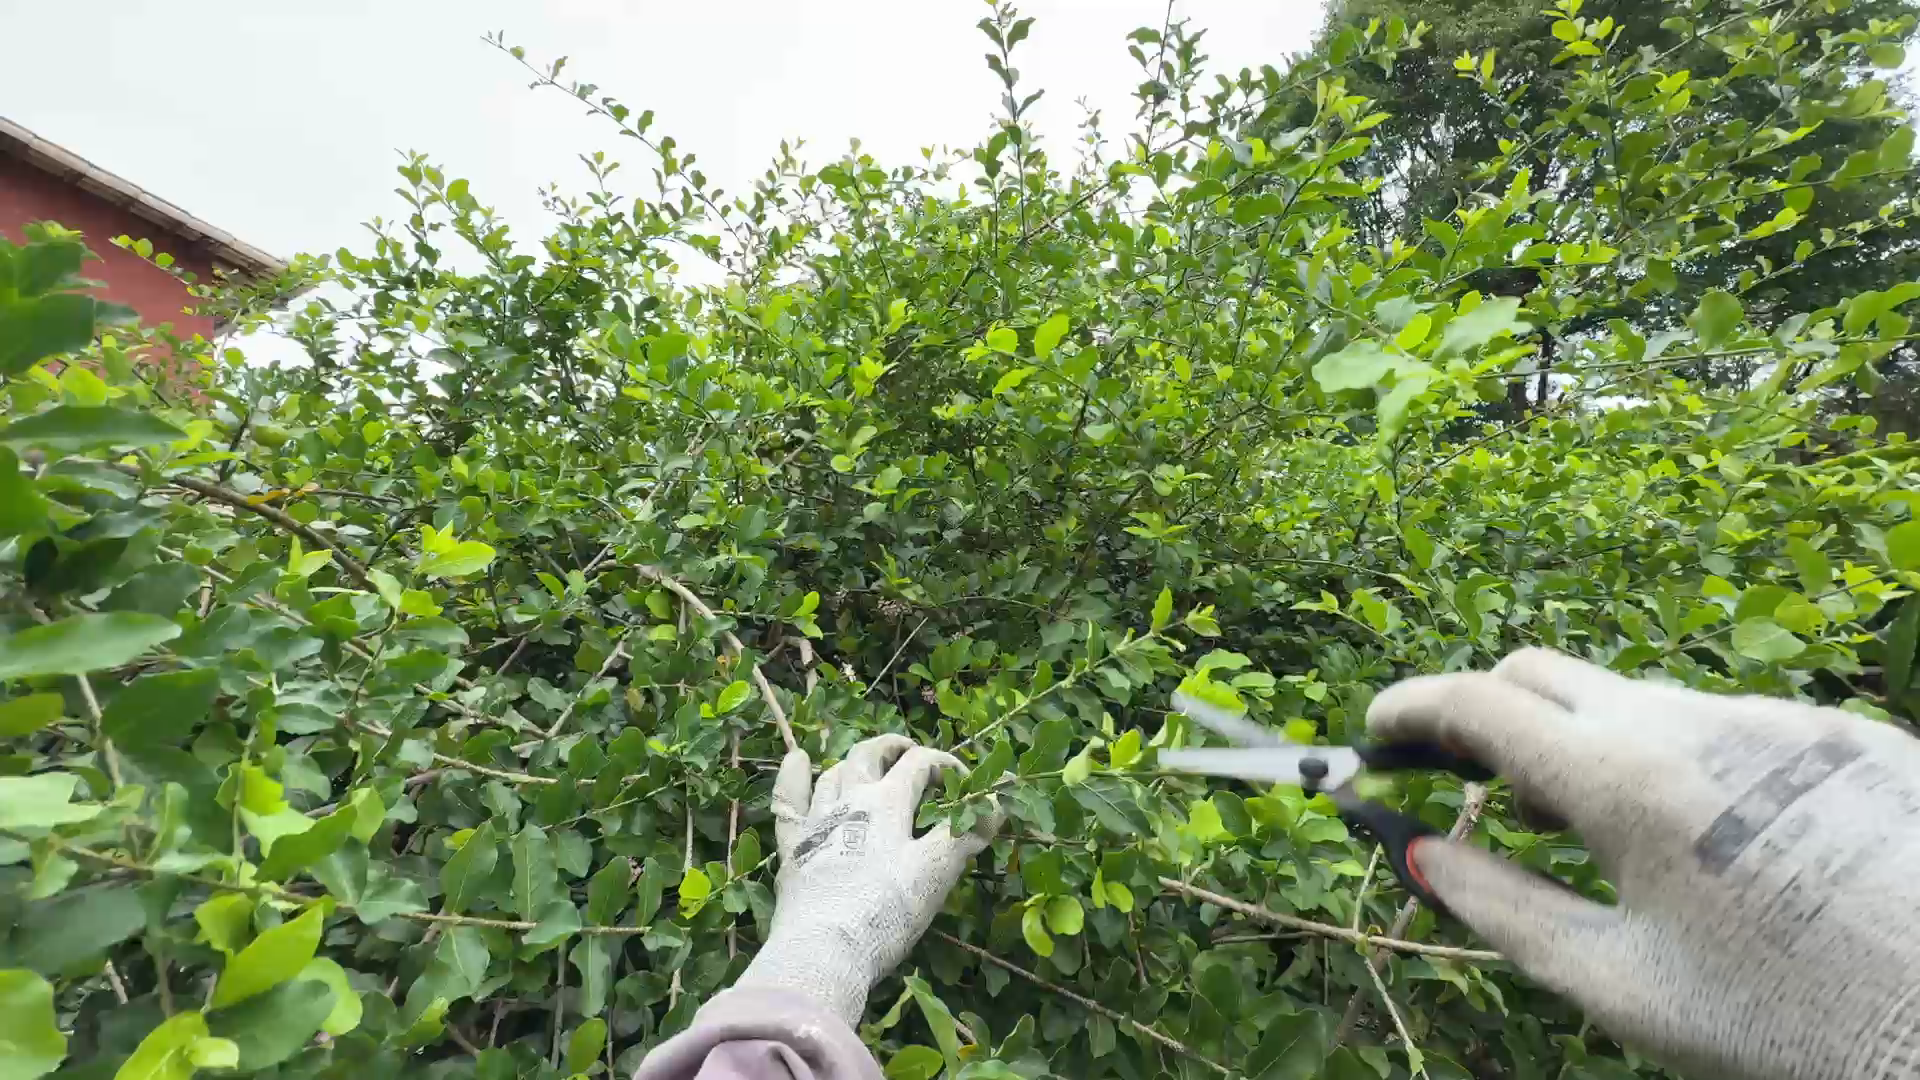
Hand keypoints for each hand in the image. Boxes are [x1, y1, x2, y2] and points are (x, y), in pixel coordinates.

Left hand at [734, 734, 1004, 1025]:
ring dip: (853, 763)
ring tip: (866, 766)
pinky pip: (788, 801)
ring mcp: (818, 821)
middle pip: (871, 754)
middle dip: (894, 747)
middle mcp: (851, 800)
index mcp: (888, 803)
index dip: (944, 764)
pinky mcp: (793, 847)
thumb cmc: (885, 910)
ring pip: (834, 774)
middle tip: (910, 754)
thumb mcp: (935, 872)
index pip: (919, 764)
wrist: (823, 952)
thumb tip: (995, 802)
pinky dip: (792, 777)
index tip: (963, 782)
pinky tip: (796, 759)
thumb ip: (965, 834)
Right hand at [1369, 648, 1919, 1079]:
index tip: (1377, 727)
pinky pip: (1710, 719)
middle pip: (1534, 673)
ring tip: (1598, 824)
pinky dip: (1660, 752)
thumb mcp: (1624, 987)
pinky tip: (1707, 832)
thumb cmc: (1804, 1033)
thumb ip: (1495, 904)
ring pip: (1621, 696)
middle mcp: (1691, 723)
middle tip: (1477, 778)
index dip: (1408, 706)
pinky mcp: (1847, 736)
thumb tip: (1413, 850)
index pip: (1474, 702)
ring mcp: (1777, 720)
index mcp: (1625, 781)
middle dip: (1481, 712)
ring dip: (1572, 738)